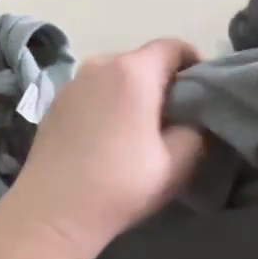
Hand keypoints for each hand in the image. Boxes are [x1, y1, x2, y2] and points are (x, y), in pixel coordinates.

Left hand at [0, 39, 207, 258]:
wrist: (53, 211)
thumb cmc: (120, 184)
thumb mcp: (176, 164)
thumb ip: (196, 133)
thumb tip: (197, 120)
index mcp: (133, 71)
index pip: (173, 47)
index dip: (195, 62)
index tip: (204, 90)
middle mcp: (101, 63)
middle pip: (143, 60)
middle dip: (164, 81)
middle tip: (178, 115)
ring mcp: (74, 80)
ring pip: (116, 75)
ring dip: (134, 92)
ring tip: (142, 128)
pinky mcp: (56, 100)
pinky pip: (93, 90)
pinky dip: (108, 102)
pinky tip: (109, 136)